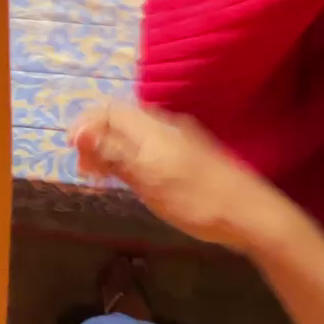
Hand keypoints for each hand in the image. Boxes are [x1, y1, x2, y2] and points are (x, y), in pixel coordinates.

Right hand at [67, 101, 297, 252]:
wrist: (251, 215)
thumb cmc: (196, 199)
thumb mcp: (147, 180)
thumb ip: (113, 154)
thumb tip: (78, 132)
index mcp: (152, 128)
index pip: (108, 109)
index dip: (86, 124)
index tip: (72, 153)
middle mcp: (165, 126)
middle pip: (121, 118)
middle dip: (97, 138)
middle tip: (86, 171)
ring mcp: (180, 139)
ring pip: (136, 133)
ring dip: (114, 149)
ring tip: (105, 177)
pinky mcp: (190, 154)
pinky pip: (151, 145)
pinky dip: (133, 156)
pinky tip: (134, 179)